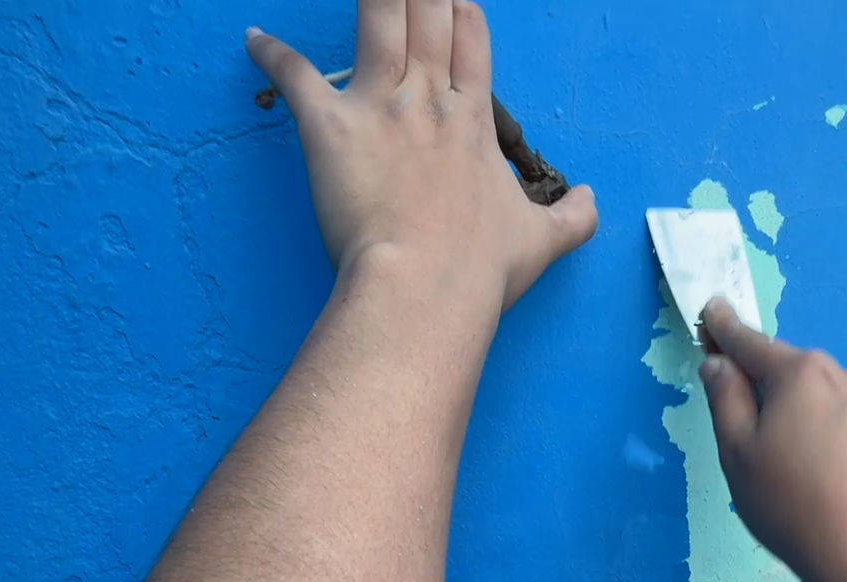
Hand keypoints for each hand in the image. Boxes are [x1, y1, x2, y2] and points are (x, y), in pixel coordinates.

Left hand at [246, 2, 598, 310]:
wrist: (428, 289)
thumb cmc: (481, 269)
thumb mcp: (542, 243)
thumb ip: (573, 218)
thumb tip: (593, 201)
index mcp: (473, 119)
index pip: (470, 37)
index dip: (460, 10)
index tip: (452, 1)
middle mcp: (428, 98)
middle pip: (425, 10)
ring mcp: (379, 107)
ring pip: (375, 15)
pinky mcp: (330, 129)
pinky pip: (293, 76)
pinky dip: (270, 56)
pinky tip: (253, 40)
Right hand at [698, 298, 846, 581]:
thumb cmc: (795, 506)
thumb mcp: (738, 456)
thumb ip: (725, 401)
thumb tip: (719, 363)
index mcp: (801, 375)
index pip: (750, 343)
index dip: (723, 329)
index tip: (711, 311)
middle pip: (794, 378)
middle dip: (770, 397)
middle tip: (756, 452)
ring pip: (830, 409)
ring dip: (809, 428)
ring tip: (805, 486)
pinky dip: (842, 452)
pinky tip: (841, 493)